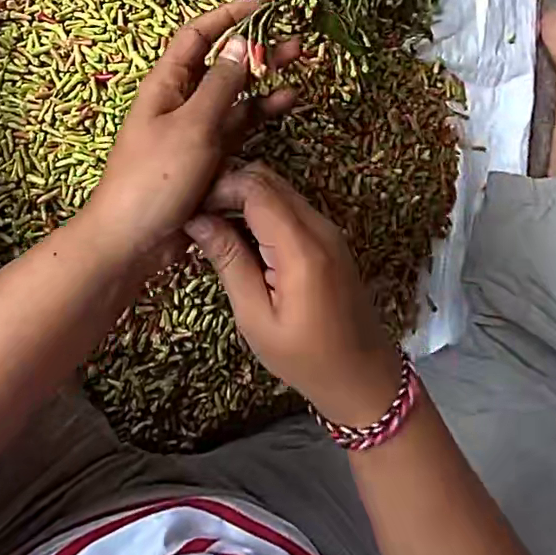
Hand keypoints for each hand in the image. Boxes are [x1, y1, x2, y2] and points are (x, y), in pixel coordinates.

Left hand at [79, 0, 300, 267]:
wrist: (132, 240)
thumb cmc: (154, 178)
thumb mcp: (192, 126)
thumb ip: (220, 85)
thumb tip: (239, 43)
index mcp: (167, 83)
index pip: (199, 34)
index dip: (230, 14)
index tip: (266, 4)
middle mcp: (181, 100)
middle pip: (220, 62)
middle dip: (255, 46)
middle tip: (293, 38)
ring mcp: (196, 129)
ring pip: (234, 93)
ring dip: (262, 78)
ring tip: (297, 63)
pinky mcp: (208, 156)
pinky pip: (237, 126)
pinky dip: (259, 114)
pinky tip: (284, 103)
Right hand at [186, 164, 400, 426]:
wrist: (364, 376)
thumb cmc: (305, 359)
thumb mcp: (256, 318)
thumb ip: (229, 261)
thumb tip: (197, 220)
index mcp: (301, 248)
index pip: (256, 189)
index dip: (220, 190)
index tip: (191, 211)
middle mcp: (319, 226)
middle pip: (267, 178)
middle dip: (229, 188)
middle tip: (200, 217)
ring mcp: (327, 228)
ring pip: (278, 187)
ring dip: (244, 197)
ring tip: (214, 227)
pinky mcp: (328, 236)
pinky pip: (289, 205)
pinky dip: (261, 209)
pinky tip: (241, 236)